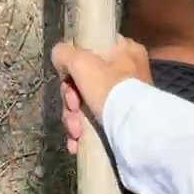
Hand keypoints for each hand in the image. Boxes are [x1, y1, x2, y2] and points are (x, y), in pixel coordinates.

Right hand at [50, 37, 152, 153]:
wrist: (134, 133)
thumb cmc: (110, 89)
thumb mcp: (82, 62)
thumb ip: (64, 53)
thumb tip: (59, 56)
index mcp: (125, 50)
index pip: (91, 50)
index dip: (73, 66)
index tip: (67, 81)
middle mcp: (128, 71)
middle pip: (85, 81)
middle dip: (71, 100)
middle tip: (72, 109)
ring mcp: (125, 99)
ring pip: (87, 104)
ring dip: (73, 119)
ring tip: (75, 132)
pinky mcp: (122, 123)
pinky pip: (96, 122)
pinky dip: (83, 132)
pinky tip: (76, 143)